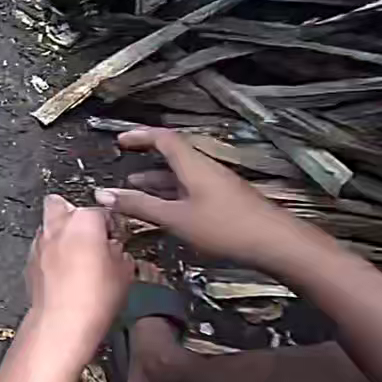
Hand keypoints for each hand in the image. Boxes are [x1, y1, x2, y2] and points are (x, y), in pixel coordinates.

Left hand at [19, 194, 133, 370]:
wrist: (61, 321)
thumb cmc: (94, 296)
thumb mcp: (124, 272)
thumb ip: (119, 252)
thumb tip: (114, 250)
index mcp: (84, 221)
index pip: (101, 212)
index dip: (111, 226)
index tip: (115, 238)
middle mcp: (57, 225)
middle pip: (61, 204)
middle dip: (73, 214)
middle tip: (88, 235)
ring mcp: (40, 241)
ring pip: (48, 226)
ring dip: (60, 235)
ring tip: (76, 257)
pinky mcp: (29, 260)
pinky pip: (41, 247)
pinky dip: (50, 254)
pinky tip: (63, 272)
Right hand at [95, 127, 332, 273]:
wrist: (279, 245)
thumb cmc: (225, 227)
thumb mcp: (176, 218)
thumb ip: (139, 206)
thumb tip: (102, 194)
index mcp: (193, 165)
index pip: (164, 138)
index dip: (140, 135)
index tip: (120, 140)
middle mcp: (205, 170)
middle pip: (173, 155)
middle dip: (146, 156)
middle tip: (123, 160)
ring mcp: (217, 186)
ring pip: (180, 175)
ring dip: (156, 179)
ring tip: (133, 189)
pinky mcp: (224, 202)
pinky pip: (190, 189)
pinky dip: (170, 194)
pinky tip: (162, 209)